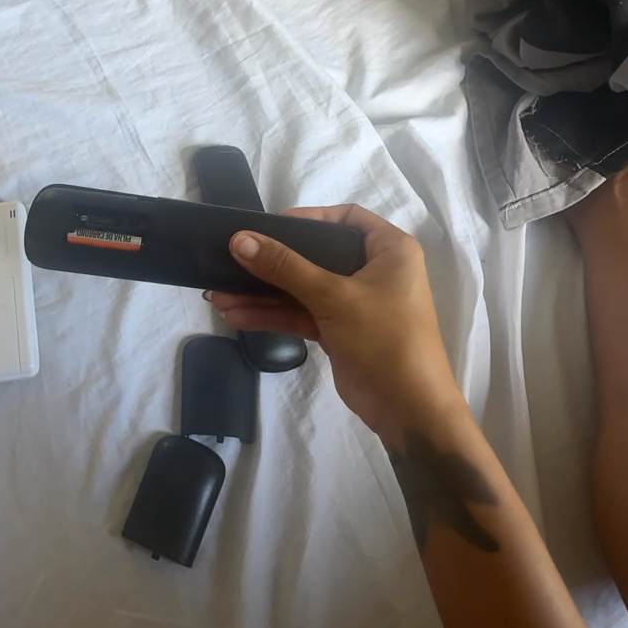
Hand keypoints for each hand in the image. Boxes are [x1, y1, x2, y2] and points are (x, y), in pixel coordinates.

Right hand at [209, 207, 465, 441]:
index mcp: (389, 250)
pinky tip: (237, 316)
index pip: (345, 218)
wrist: (409, 410)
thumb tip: (239, 240)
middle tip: (232, 259)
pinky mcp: (339, 330)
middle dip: (271, 261)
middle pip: (315, 254)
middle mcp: (373, 270)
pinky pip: (300, 313)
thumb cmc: (385, 338)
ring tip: (219, 295)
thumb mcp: (332, 296)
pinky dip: (272, 315)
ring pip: (302, 287)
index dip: (308, 218)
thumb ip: (284, 267)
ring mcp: (354, 302)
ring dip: (263, 293)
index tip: (270, 225)